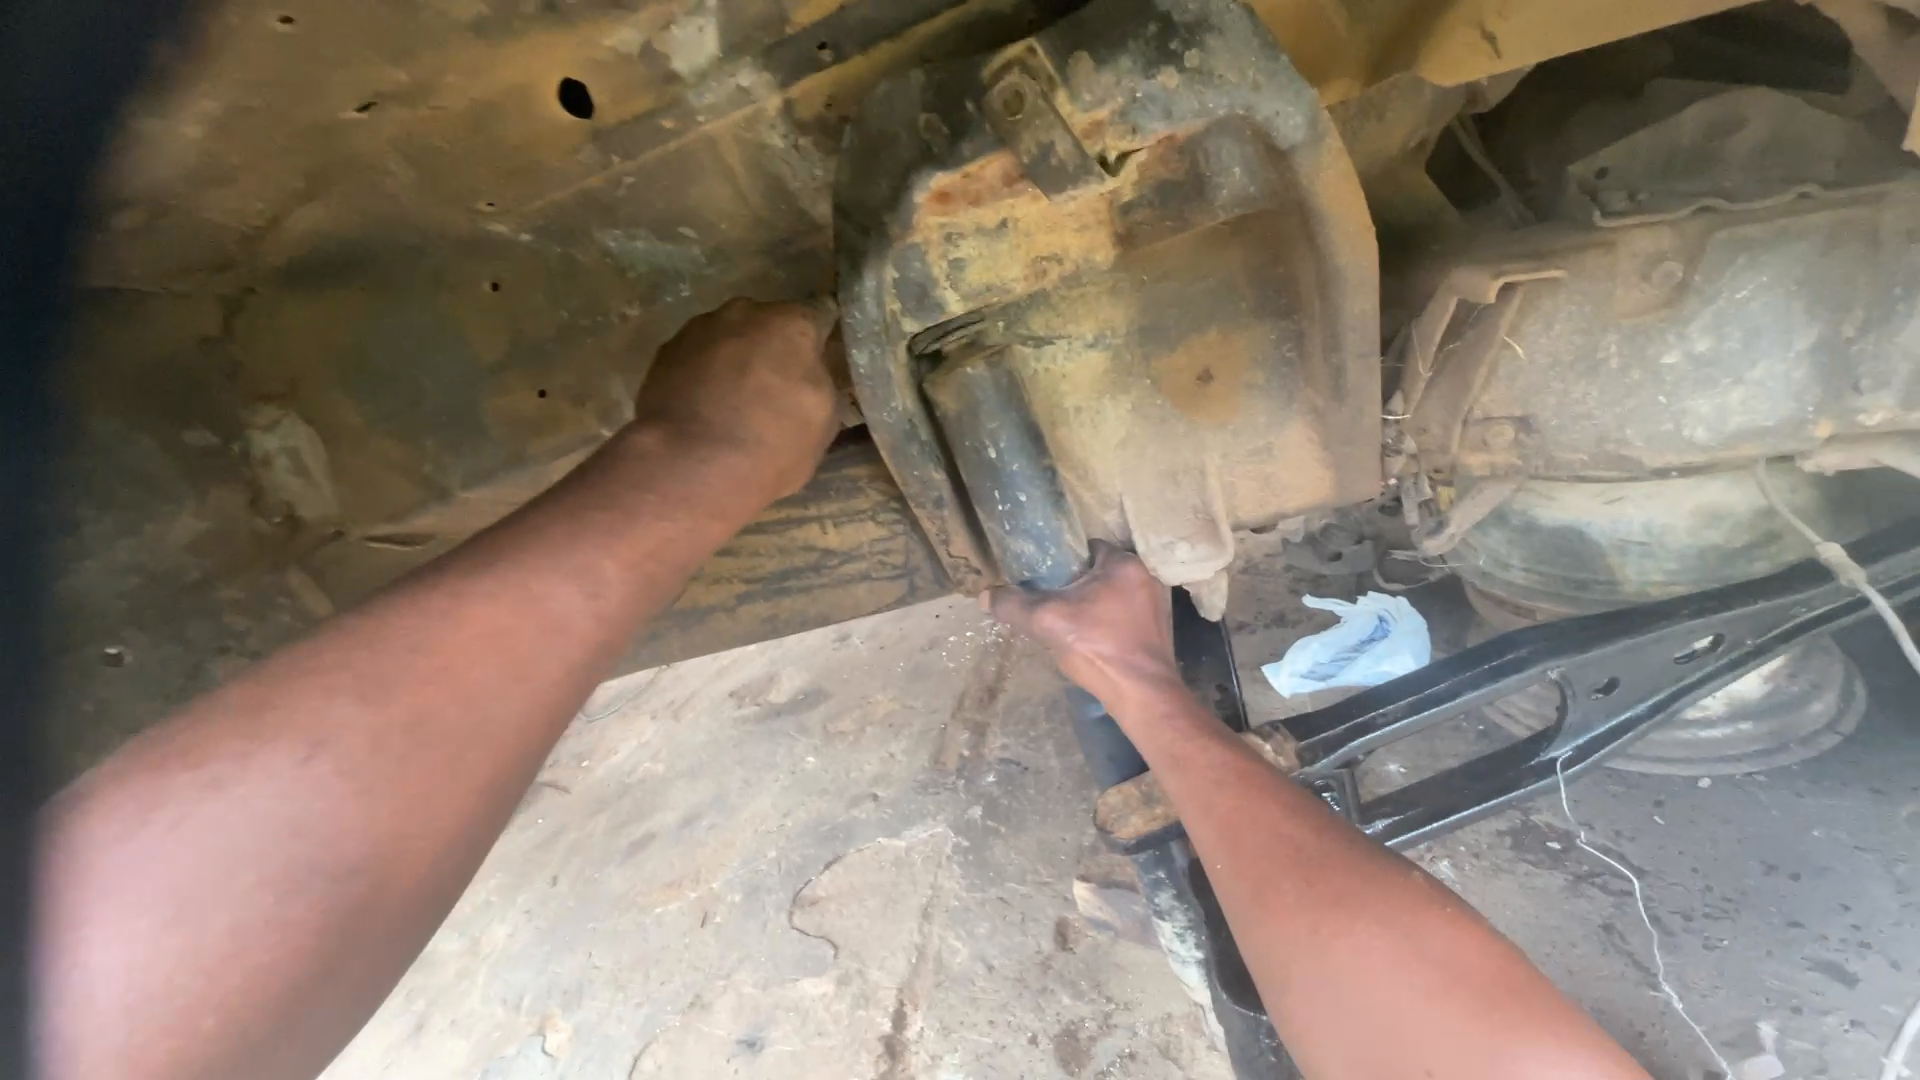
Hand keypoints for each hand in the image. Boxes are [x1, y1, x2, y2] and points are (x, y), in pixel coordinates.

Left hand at [633, 298, 839, 502]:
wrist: (693, 463)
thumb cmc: (774, 441)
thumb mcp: (825, 420)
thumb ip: (821, 381)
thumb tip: (810, 370)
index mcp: (792, 324)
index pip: (819, 315)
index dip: (821, 339)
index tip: (821, 361)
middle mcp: (744, 312)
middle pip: (767, 324)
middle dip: (773, 348)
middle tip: (776, 388)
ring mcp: (699, 329)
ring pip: (728, 338)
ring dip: (735, 360)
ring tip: (733, 402)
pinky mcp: (664, 353)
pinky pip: (697, 358)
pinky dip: (703, 376)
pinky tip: (704, 409)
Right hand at [984, 542, 1183, 707]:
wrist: (1142, 695)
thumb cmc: (1097, 647)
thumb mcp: (1046, 621)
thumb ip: (1014, 605)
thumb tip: (985, 596)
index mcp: (1124, 563)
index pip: (1088, 547)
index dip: (1063, 560)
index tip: (1044, 577)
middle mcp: (1146, 578)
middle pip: (1099, 574)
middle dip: (1076, 587)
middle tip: (1051, 604)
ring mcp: (1156, 607)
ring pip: (1113, 597)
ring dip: (1093, 607)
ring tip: (1069, 625)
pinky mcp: (1159, 633)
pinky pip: (1125, 619)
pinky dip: (1108, 626)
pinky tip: (1092, 644)